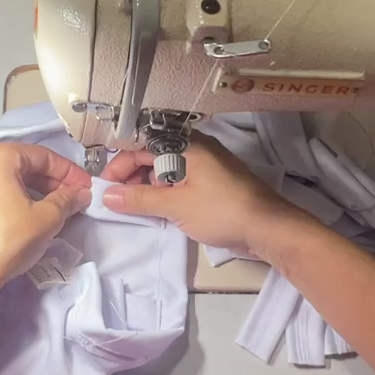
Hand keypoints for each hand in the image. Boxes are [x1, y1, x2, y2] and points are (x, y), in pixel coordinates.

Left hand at [0, 143, 91, 297]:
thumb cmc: (6, 239)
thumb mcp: (47, 218)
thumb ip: (67, 200)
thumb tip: (80, 194)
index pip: (43, 156)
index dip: (69, 172)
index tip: (86, 187)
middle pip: (23, 165)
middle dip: (51, 182)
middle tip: (72, 199)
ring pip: (6, 179)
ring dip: (33, 191)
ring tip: (53, 209)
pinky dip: (11, 199)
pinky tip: (25, 217)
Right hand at [102, 132, 309, 258]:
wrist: (269, 229)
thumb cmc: (223, 210)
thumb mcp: (176, 206)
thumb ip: (140, 199)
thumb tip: (108, 196)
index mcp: (187, 145)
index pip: (142, 147)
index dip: (120, 166)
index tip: (105, 188)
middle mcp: (196, 150)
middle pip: (153, 157)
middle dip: (132, 178)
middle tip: (117, 201)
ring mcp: (206, 168)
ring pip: (166, 172)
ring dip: (148, 188)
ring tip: (134, 208)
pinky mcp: (213, 185)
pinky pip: (180, 184)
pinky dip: (165, 195)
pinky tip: (157, 211)